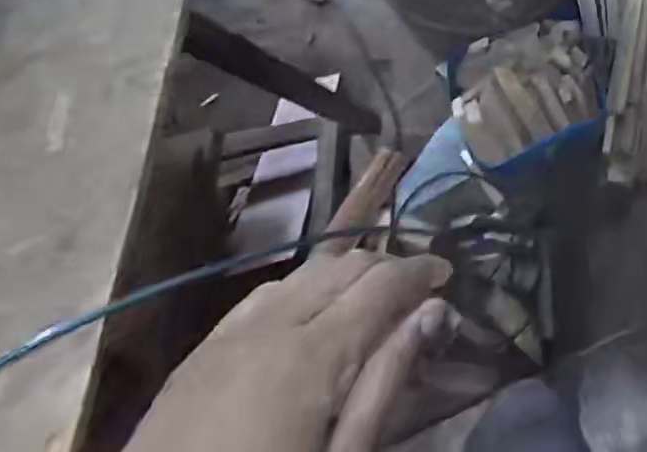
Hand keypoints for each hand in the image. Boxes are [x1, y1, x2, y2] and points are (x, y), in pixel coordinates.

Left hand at [127, 249, 451, 451]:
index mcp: (311, 355)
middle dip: (387, 267)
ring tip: (369, 300)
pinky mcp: (199, 354)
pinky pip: (264, 295)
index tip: (447, 273)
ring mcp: (229, 335)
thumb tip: (431, 313)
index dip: (420, 270)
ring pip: (304, 272)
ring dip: (344, 273)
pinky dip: (301, 289)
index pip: (381, 283)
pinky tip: (307, 313)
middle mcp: (271, 325)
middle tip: (416, 291)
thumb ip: (386, 382)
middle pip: (344, 265)